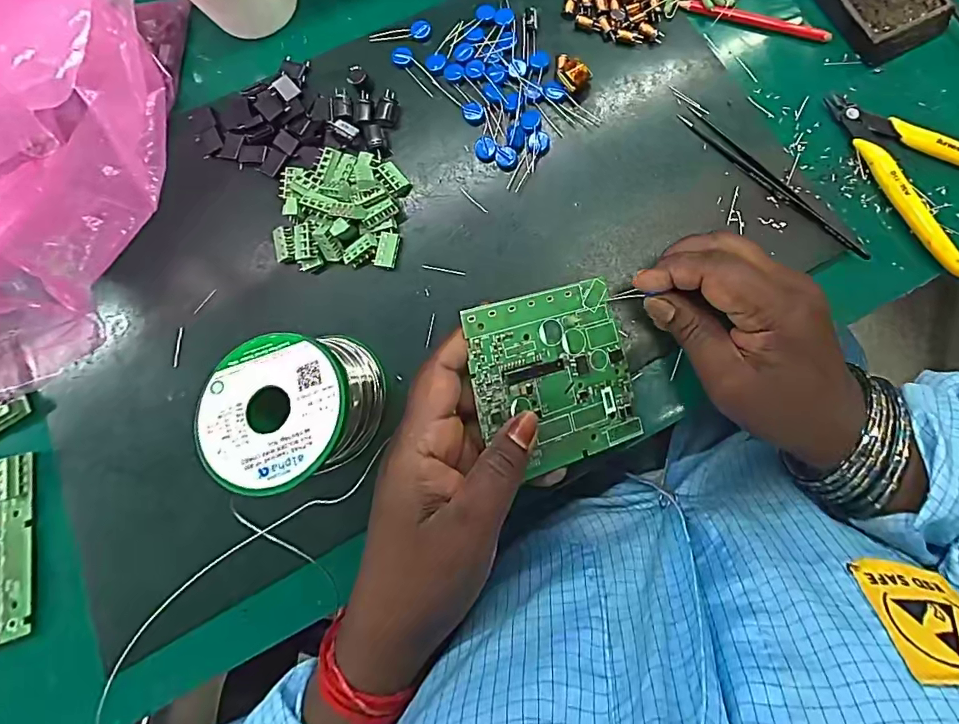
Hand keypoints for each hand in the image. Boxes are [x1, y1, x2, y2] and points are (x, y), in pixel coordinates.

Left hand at [325, 330, 535, 702]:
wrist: (395, 640)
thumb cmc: (420, 582)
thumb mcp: (469, 525)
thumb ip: (502, 467)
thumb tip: (530, 416)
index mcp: (419, 443)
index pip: (440, 374)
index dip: (468, 341)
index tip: (504, 318)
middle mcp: (431, 446)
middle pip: (468, 393)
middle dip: (507, 373)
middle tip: (552, 357)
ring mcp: (445, 467)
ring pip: (484, 423)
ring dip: (519, 413)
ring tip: (564, 396)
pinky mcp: (458, 488)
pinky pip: (491, 456)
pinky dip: (519, 452)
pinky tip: (554, 454)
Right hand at [632, 232, 863, 468]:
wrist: (838, 424)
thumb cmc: (781, 411)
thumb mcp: (727, 382)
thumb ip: (692, 333)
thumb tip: (656, 300)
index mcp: (778, 306)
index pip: (716, 268)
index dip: (673, 270)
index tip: (639, 284)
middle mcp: (790, 282)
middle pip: (726, 246)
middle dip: (681, 257)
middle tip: (652, 283)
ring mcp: (794, 281)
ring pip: (735, 248)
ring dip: (696, 258)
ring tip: (667, 282)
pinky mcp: (791, 287)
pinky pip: (745, 262)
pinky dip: (713, 267)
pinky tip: (695, 287)